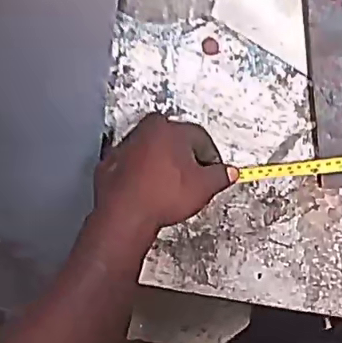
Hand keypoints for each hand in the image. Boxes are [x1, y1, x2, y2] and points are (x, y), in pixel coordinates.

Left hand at [93, 114, 236, 237]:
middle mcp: (147, 130)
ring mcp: (127, 144)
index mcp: (172, 129)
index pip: (202, 138)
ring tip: (173, 187)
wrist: (125, 213)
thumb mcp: (204, 187)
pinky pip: (136, 163)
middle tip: (195, 178)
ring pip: (155, 150)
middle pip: (177, 140)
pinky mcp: (113, 161)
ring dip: (166, 164)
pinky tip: (153, 189)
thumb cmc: (161, 195)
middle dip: (188, 158)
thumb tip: (228, 173)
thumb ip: (220, 175)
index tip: (214, 171)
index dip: (212, 157)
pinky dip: (146, 173)